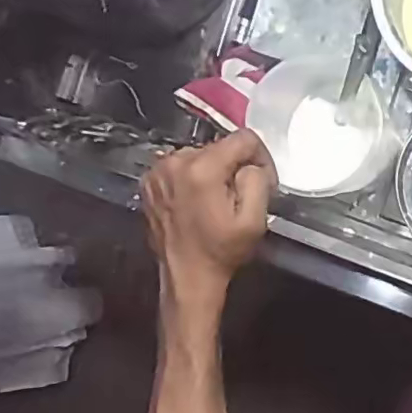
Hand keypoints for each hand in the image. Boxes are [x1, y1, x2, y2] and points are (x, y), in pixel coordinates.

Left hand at [140, 129, 276, 311]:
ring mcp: (157, 171)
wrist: (187, 275)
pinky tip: (197, 202)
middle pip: (220, 146)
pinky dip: (194, 179)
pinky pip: (182, 167)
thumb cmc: (223, 250)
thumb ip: (258, 181)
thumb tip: (251, 165)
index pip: (243, 138)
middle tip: (239, 197)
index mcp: (202, 169)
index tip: (262, 182)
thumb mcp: (254, 220)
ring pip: (201, 155)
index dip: (260, 157)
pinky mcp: (149, 181)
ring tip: (217, 202)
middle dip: (235, 167)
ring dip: (214, 172)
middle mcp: (175, 161)